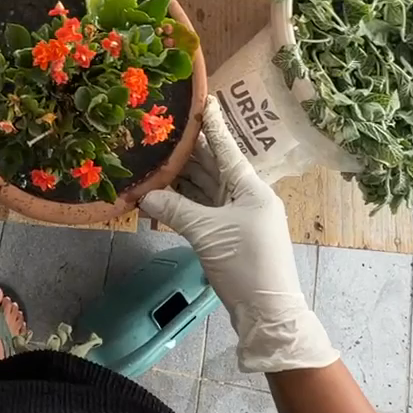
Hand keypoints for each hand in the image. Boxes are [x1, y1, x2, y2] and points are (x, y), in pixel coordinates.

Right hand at [140, 95, 337, 373]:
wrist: (269, 314)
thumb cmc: (246, 264)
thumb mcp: (207, 234)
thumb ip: (175, 210)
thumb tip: (144, 196)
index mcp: (249, 186)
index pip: (226, 146)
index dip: (212, 123)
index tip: (202, 98)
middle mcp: (245, 195)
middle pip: (211, 166)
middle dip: (185, 152)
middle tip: (159, 132)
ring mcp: (238, 215)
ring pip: (204, 188)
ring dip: (180, 180)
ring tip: (153, 162)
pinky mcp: (229, 234)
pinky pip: (203, 209)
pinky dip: (183, 204)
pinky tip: (161, 198)